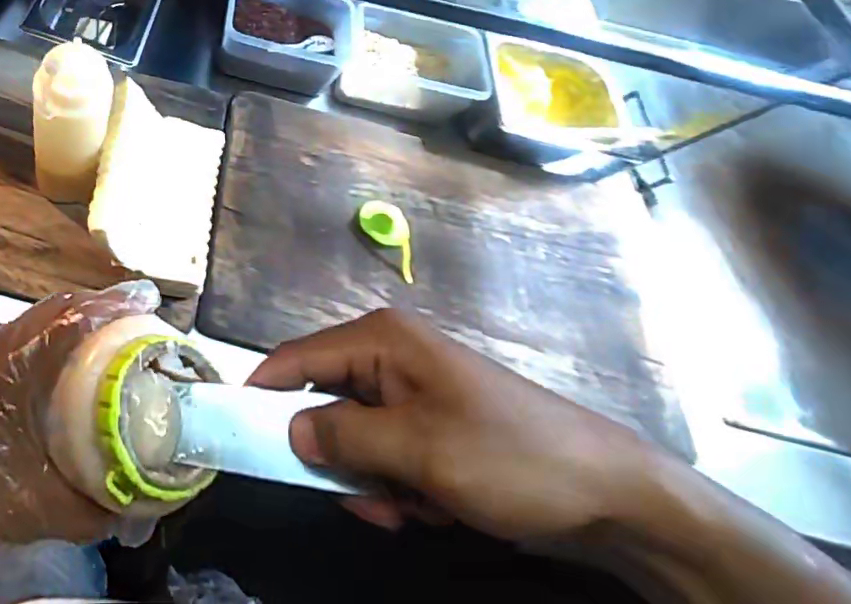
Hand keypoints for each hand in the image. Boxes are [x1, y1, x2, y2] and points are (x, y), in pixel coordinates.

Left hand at [0, 281, 161, 601]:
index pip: (71, 317)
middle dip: (108, 304)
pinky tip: (86, 344)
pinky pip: (40, 326)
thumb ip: (101, 507)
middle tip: (146, 313)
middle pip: (65, 305)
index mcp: (17, 368)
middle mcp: (6, 344)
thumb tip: (150, 510)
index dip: (112, 304)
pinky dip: (69, 325)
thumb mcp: (46, 509)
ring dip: (89, 312)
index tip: (148, 301)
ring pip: (52, 312)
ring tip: (125, 321)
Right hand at [247, 308, 657, 543]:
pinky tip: (434, 507)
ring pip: (354, 436)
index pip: (298, 357)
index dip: (265, 391)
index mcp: (380, 340)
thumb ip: (342, 435)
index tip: (237, 432)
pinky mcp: (432, 425)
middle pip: (325, 401)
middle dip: (337, 456)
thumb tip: (289, 430)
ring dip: (372, 480)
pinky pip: (387, 454)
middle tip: (364, 500)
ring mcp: (412, 392)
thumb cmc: (508, 456)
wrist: (613, 496)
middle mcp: (389, 356)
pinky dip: (399, 486)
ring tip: (411, 510)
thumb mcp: (418, 449)